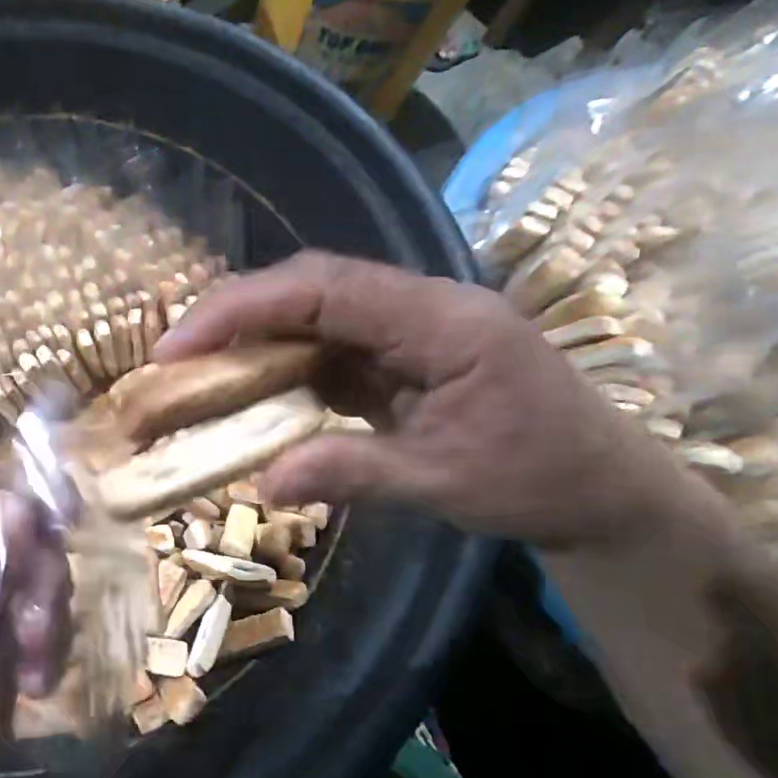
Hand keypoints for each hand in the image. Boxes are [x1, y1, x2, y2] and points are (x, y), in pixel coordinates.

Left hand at [0, 457, 68, 777]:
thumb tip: (21, 495)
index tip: (15, 544)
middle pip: (14, 521)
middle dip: (34, 568)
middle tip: (29, 622)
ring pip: (40, 565)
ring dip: (48, 610)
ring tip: (30, 661)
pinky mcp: (7, 642)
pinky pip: (50, 612)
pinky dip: (52, 642)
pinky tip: (34, 683)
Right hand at [153, 251, 710, 547]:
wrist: (603, 489)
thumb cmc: (539, 480)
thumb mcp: (446, 484)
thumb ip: (355, 474)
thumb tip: (264, 483)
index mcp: (442, 320)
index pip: (324, 289)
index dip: (242, 308)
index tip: (178, 345)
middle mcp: (425, 306)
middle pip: (314, 287)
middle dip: (237, 318)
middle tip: (174, 361)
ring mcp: (416, 328)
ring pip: (320, 314)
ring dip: (258, 341)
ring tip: (200, 376)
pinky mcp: (410, 355)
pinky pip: (337, 348)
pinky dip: (290, 368)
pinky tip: (256, 393)